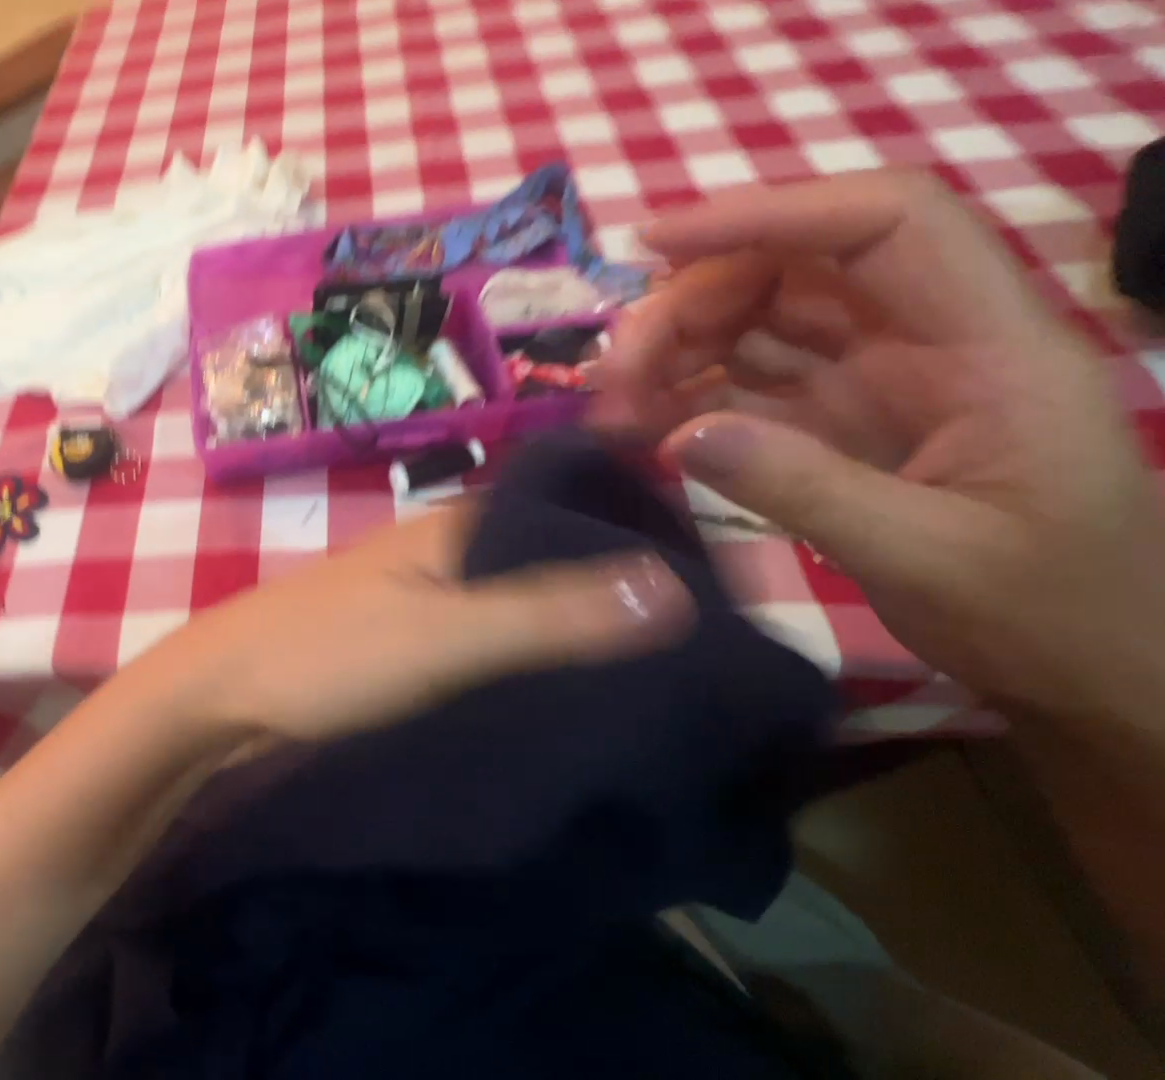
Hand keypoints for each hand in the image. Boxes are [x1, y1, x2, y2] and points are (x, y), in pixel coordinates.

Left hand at [134, 504, 693, 744]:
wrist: (218, 698)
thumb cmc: (324, 659)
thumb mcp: (444, 638)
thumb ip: (549, 615)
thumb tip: (678, 588)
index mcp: (459, 525)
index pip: (575, 509)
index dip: (644, 538)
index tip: (720, 587)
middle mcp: (443, 547)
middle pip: (550, 555)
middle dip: (615, 589)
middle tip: (701, 646)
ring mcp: (419, 592)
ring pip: (517, 596)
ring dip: (570, 626)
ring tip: (651, 673)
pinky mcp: (401, 637)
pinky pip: (484, 634)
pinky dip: (525, 654)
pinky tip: (560, 689)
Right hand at [589, 170, 1164, 721]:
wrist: (1094, 671)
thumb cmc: (1051, 612)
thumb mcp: (928, 557)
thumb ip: (802, 488)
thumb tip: (677, 434)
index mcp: (989, 345)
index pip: (883, 225)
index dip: (769, 214)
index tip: (655, 242)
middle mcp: (928, 343)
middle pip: (795, 273)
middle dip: (692, 303)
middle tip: (614, 373)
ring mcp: (878, 384)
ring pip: (760, 326)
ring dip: (678, 350)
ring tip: (613, 406)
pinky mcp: (840, 427)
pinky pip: (749, 388)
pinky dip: (688, 397)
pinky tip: (640, 426)